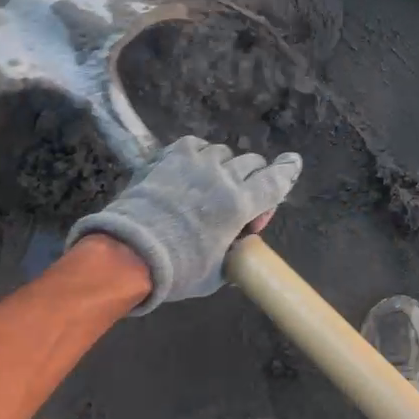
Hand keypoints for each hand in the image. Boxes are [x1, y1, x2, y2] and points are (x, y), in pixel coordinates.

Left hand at [67, 136, 301, 314]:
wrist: (126, 254)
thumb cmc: (177, 270)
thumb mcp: (219, 272)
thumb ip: (236, 252)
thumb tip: (240, 248)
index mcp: (240, 204)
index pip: (275, 180)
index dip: (287, 171)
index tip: (292, 162)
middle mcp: (222, 178)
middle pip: (251, 163)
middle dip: (253, 179)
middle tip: (239, 204)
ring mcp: (193, 163)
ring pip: (223, 153)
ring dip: (225, 168)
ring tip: (212, 187)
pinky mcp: (167, 158)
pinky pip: (195, 146)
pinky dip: (200, 156)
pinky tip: (192, 170)